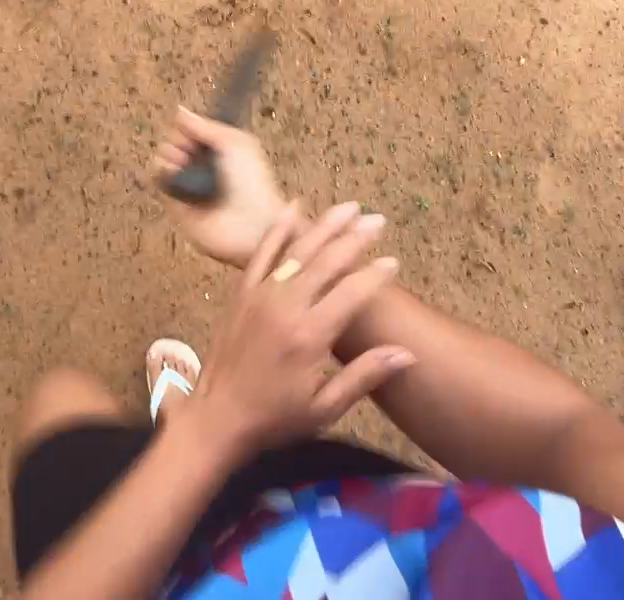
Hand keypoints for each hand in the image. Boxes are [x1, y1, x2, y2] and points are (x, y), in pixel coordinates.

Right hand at [152, 108, 284, 268]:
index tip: (197, 130)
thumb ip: (206, 126)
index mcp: (222, 149)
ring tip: (183, 162)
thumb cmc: (251, 181)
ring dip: (169, 155)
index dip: (192, 127)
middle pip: (176, 141)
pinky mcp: (176, 202)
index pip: (195, 130)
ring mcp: (190, 183)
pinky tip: (174, 173)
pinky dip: (162, 173)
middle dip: (178, 141)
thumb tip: (179, 111)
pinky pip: (159, 180)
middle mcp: (204, 165)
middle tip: (190, 149)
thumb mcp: (235, 142)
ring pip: (164, 158)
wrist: (250, 224)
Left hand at [180, 203, 414, 459]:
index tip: (394, 260)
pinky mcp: (242, 292)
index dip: (375, 275)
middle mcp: (286, 306)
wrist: (217, 418)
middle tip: (378, 221)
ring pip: (298, 250)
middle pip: (328, 262)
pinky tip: (293, 206)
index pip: (352, 293)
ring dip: (325, 226)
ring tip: (349, 207)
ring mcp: (261, 295)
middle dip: (355, 238)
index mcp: (310, 336)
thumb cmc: (275, 417)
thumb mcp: (325, 408)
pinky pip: (261, 252)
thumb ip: (365, 376)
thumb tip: (407, 353)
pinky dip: (278, 228)